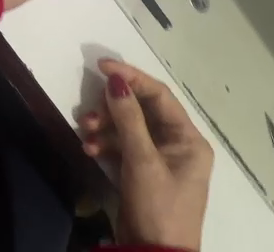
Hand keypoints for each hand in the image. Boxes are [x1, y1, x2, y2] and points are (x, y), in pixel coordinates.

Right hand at [79, 58, 213, 250]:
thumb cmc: (158, 207)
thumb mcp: (142, 160)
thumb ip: (128, 117)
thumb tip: (115, 79)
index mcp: (188, 139)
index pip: (159, 94)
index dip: (130, 76)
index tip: (100, 66)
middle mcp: (176, 143)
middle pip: (140, 108)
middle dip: (112, 106)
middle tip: (90, 111)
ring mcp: (159, 157)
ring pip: (127, 124)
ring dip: (104, 125)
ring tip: (86, 132)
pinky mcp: (142, 170)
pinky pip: (121, 143)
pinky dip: (105, 142)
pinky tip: (89, 148)